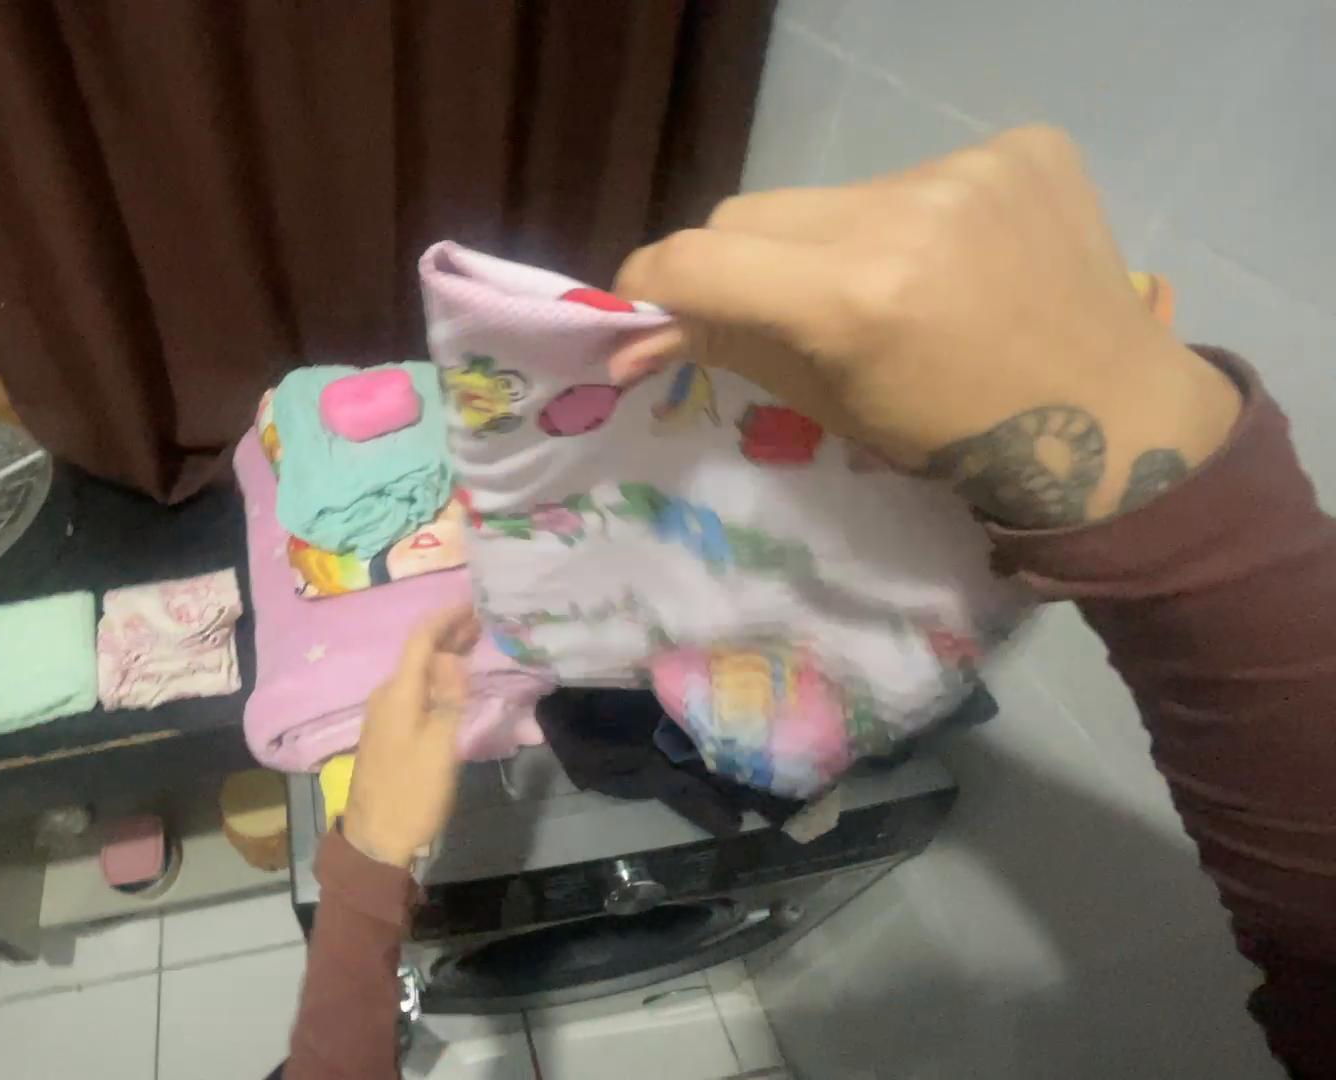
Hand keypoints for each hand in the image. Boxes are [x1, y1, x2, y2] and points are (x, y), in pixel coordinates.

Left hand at [342, 606, 480, 867]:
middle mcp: (386, 694)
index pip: (420, 640)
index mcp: (398, 693)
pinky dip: (436, 674)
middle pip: (418, 652)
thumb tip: (454, 657)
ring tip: (474, 642)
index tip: (472, 603)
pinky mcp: (387, 729)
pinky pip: (414, 687)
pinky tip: (454, 679)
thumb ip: (449, 699)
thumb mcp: (440, 748)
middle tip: (482, 620)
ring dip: (443, 653)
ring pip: (416, 669)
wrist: (376, 837)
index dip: (445, 618)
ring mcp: (384, 712)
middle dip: (448, 632)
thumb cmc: (412, 792)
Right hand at [612, 125, 1239, 527]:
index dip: (646, 283)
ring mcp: (968, 169)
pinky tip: (930, 257)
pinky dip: (883, 222)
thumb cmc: (940, 432)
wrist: (1106, 415)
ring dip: (807, 243)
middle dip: (725, 265)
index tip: (639, 308)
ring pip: (815, 196)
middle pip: (744, 214)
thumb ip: (717, 346)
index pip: (696, 260)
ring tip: (860, 286)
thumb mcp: (811, 397)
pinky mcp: (1016, 146)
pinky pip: (893, 178)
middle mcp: (904, 215)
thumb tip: (623, 346)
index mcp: (851, 298)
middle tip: (750, 308)